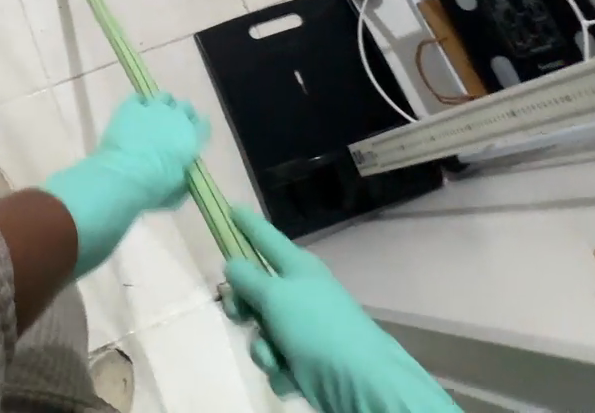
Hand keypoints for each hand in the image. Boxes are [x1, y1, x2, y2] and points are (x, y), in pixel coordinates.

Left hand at [43, 93, 208, 277]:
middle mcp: (176, 118)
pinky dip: (138, 105)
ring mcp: (154, 109)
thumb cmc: (154, 189)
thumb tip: (181, 171)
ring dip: (161, 105)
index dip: (198, 128)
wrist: (125, 175)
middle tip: (171, 125)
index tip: (192, 134)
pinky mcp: (131, 106)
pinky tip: (134, 114)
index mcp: (192, 139)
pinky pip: (138, 99)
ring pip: (164, 97)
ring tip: (153, 116)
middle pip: (185, 107)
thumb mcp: (178, 191)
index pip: (204, 125)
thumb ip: (184, 176)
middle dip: (181, 114)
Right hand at [223, 207, 459, 412]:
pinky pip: (279, 362)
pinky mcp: (309, 364)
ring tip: (274, 360)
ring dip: (262, 348)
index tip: (231, 209)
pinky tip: (289, 379)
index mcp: (297, 267)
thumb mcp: (275, 297)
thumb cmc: (317, 329)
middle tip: (238, 315)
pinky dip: (280, 372)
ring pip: (264, 330)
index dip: (247, 224)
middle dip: (243, 306)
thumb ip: (247, 278)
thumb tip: (231, 262)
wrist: (363, 386)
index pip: (265, 237)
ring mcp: (306, 330)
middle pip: (258, 290)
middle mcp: (301, 293)